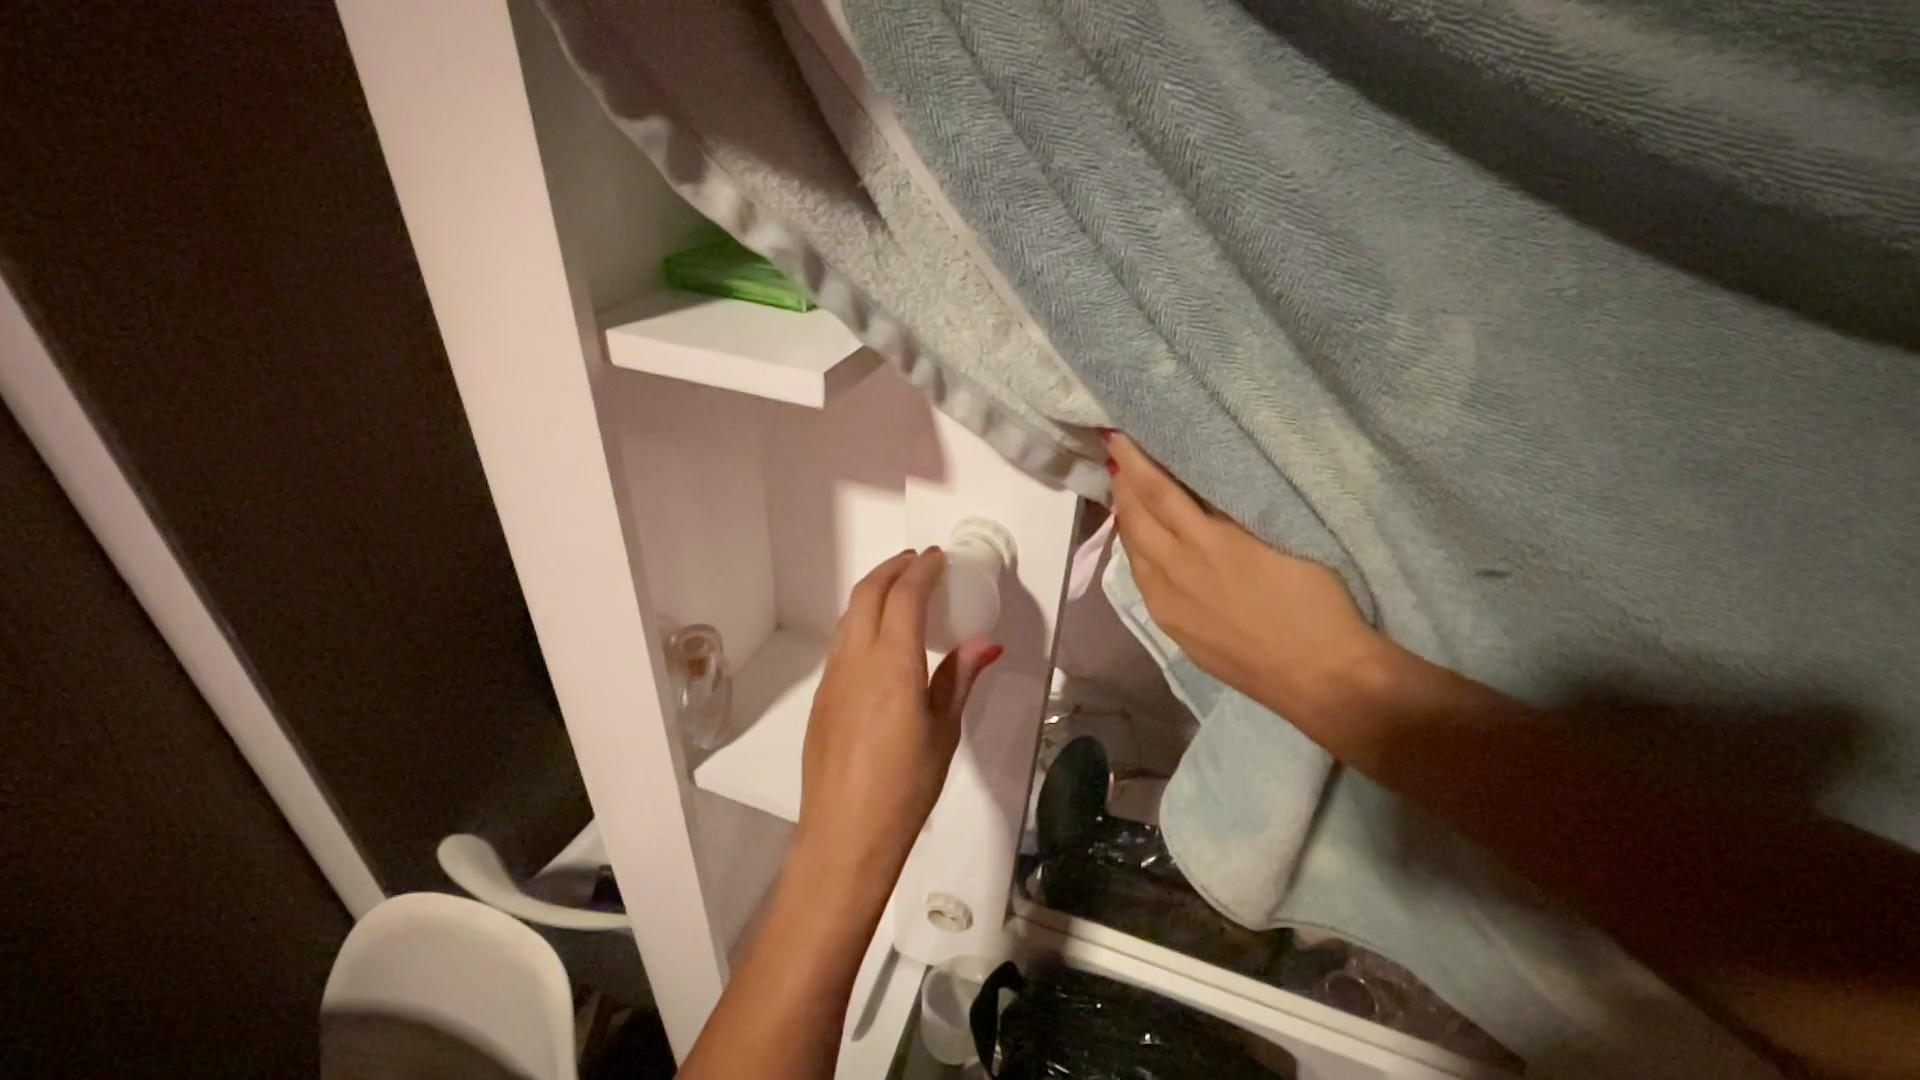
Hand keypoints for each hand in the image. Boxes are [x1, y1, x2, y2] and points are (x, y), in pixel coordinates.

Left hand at [797, 549, 1002, 885]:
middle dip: (892, 569)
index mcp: (892, 665)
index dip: (921, 571)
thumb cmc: (906, 787)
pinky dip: (860, 621)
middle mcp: (856, 661)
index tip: (937, 558)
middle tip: (917, 563)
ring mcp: (833, 678)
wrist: (845, 835)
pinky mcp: (822, 698)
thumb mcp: (944, 733)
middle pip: (867, 595)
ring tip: (898, 589)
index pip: (904, 598)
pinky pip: (841, 643)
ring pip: (848, 616)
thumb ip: (958, 679)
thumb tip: (986, 642)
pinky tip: (877, 637)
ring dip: (873, 592)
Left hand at [1106, 433, 1382, 716]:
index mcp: (1207, 541)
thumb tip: (1205, 493)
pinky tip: (1141, 551)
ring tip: (1125, 499)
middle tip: (1118, 462)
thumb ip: (1235, 515)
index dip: (1133, 462)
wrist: (1322, 676)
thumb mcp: (1280, 538)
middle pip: (1136, 520)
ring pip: (1133, 554)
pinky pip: (1143, 585)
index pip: (1156, 490)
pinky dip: (1136, 558)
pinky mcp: (1174, 632)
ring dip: (1127, 522)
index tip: (1116, 438)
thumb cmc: (1317, 600)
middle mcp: (1176, 570)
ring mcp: (1170, 605)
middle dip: (1123, 488)